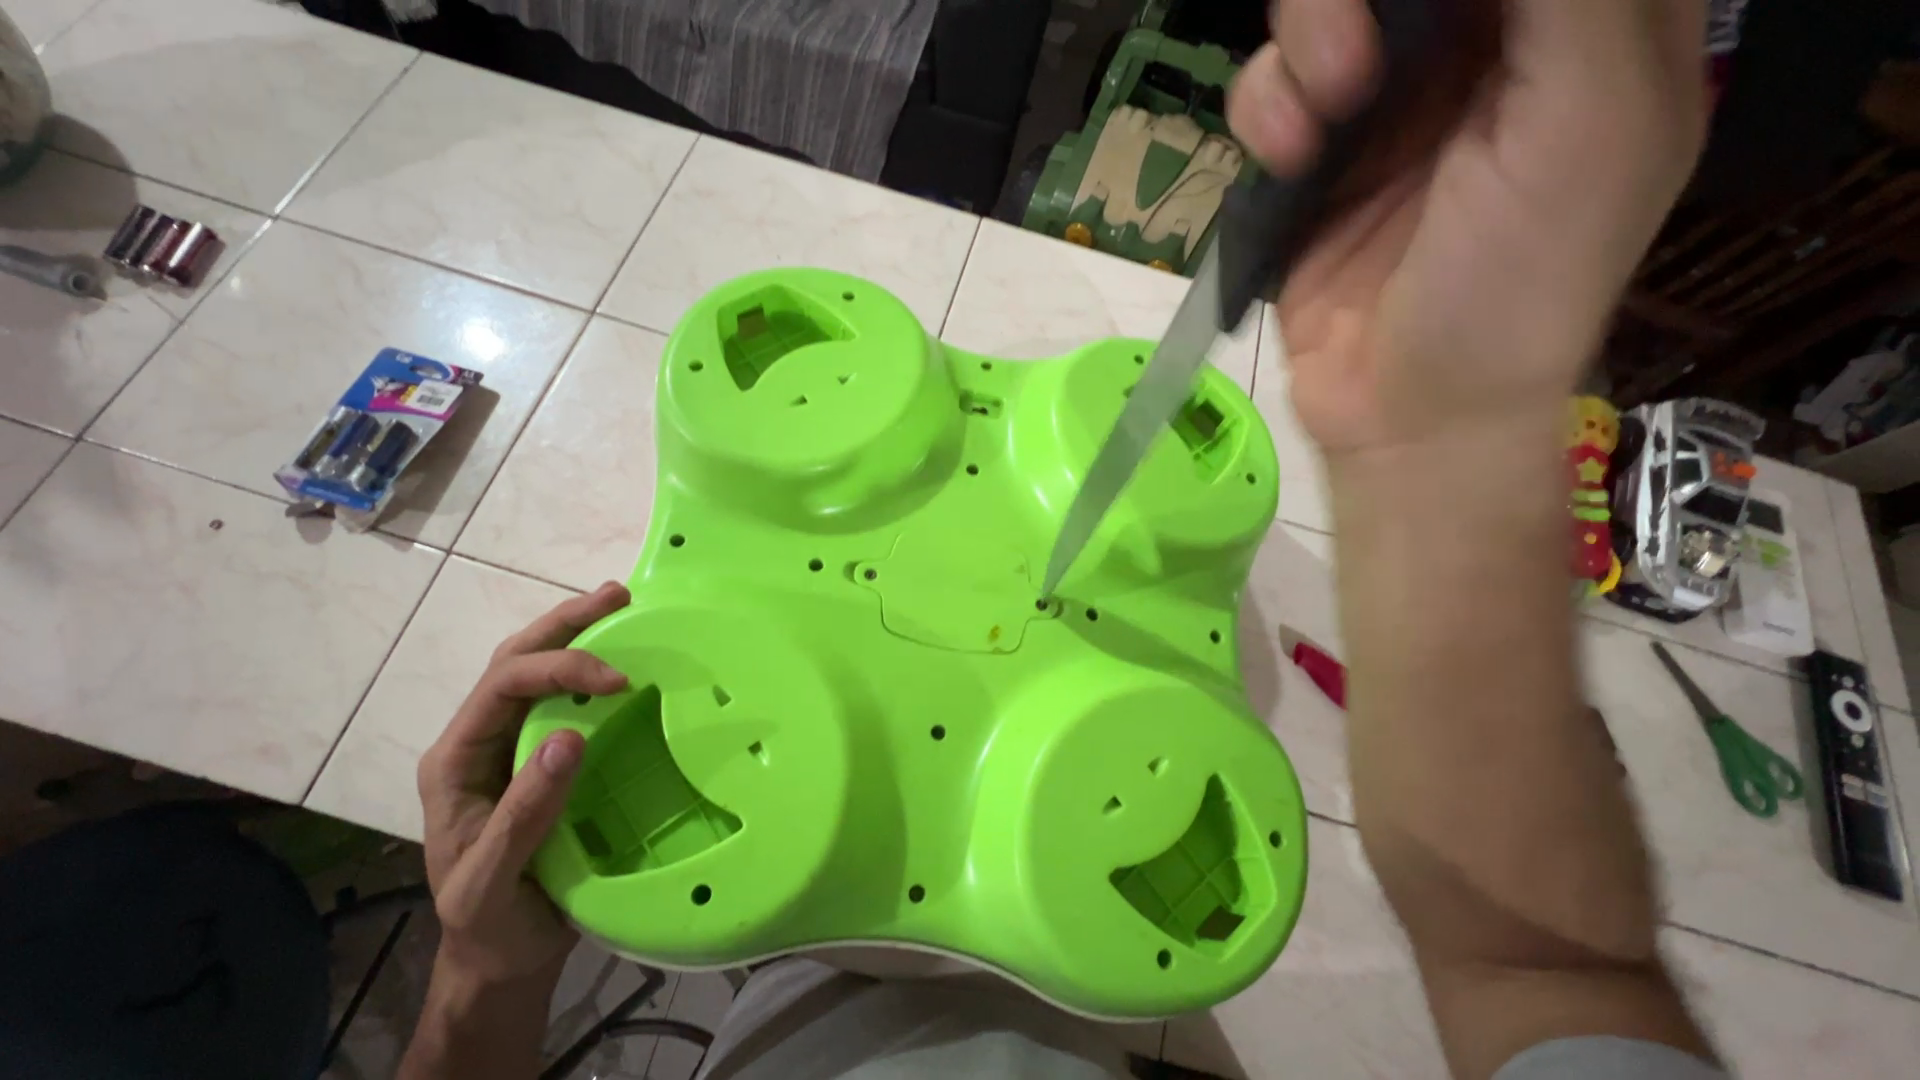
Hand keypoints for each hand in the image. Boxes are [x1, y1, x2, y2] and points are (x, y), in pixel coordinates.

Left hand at [416, 581, 631, 988]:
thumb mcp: (493, 879)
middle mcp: (481, 741)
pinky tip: (621, 657)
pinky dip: (591, 669)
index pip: (503, 687)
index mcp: (457, 760)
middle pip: (513, 662)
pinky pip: (563, 702)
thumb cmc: (491, 921)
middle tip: (615, 596)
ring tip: (618, 604)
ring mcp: (512, 747)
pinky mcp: (543, 759)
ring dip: (575, 634)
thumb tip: (570, 739)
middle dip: (562, 625)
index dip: (560, 670)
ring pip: (534, 672)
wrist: (501, 953)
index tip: (620, 681)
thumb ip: (523, 815)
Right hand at [1228, 0, 1706, 455]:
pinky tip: (1289, 163)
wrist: (1407, 413)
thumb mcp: (1590, 118)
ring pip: (1322, 13)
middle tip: (1357, 60)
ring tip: (1320, 124)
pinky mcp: (1314, 158)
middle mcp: (1482, 53)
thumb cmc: (1518, 282)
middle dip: (1356, 0)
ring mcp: (1389, 105)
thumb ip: (1565, 0)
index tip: (1433, 10)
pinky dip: (1265, 112)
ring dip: (1304, 45)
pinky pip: (1270, 87)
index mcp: (1584, 28)